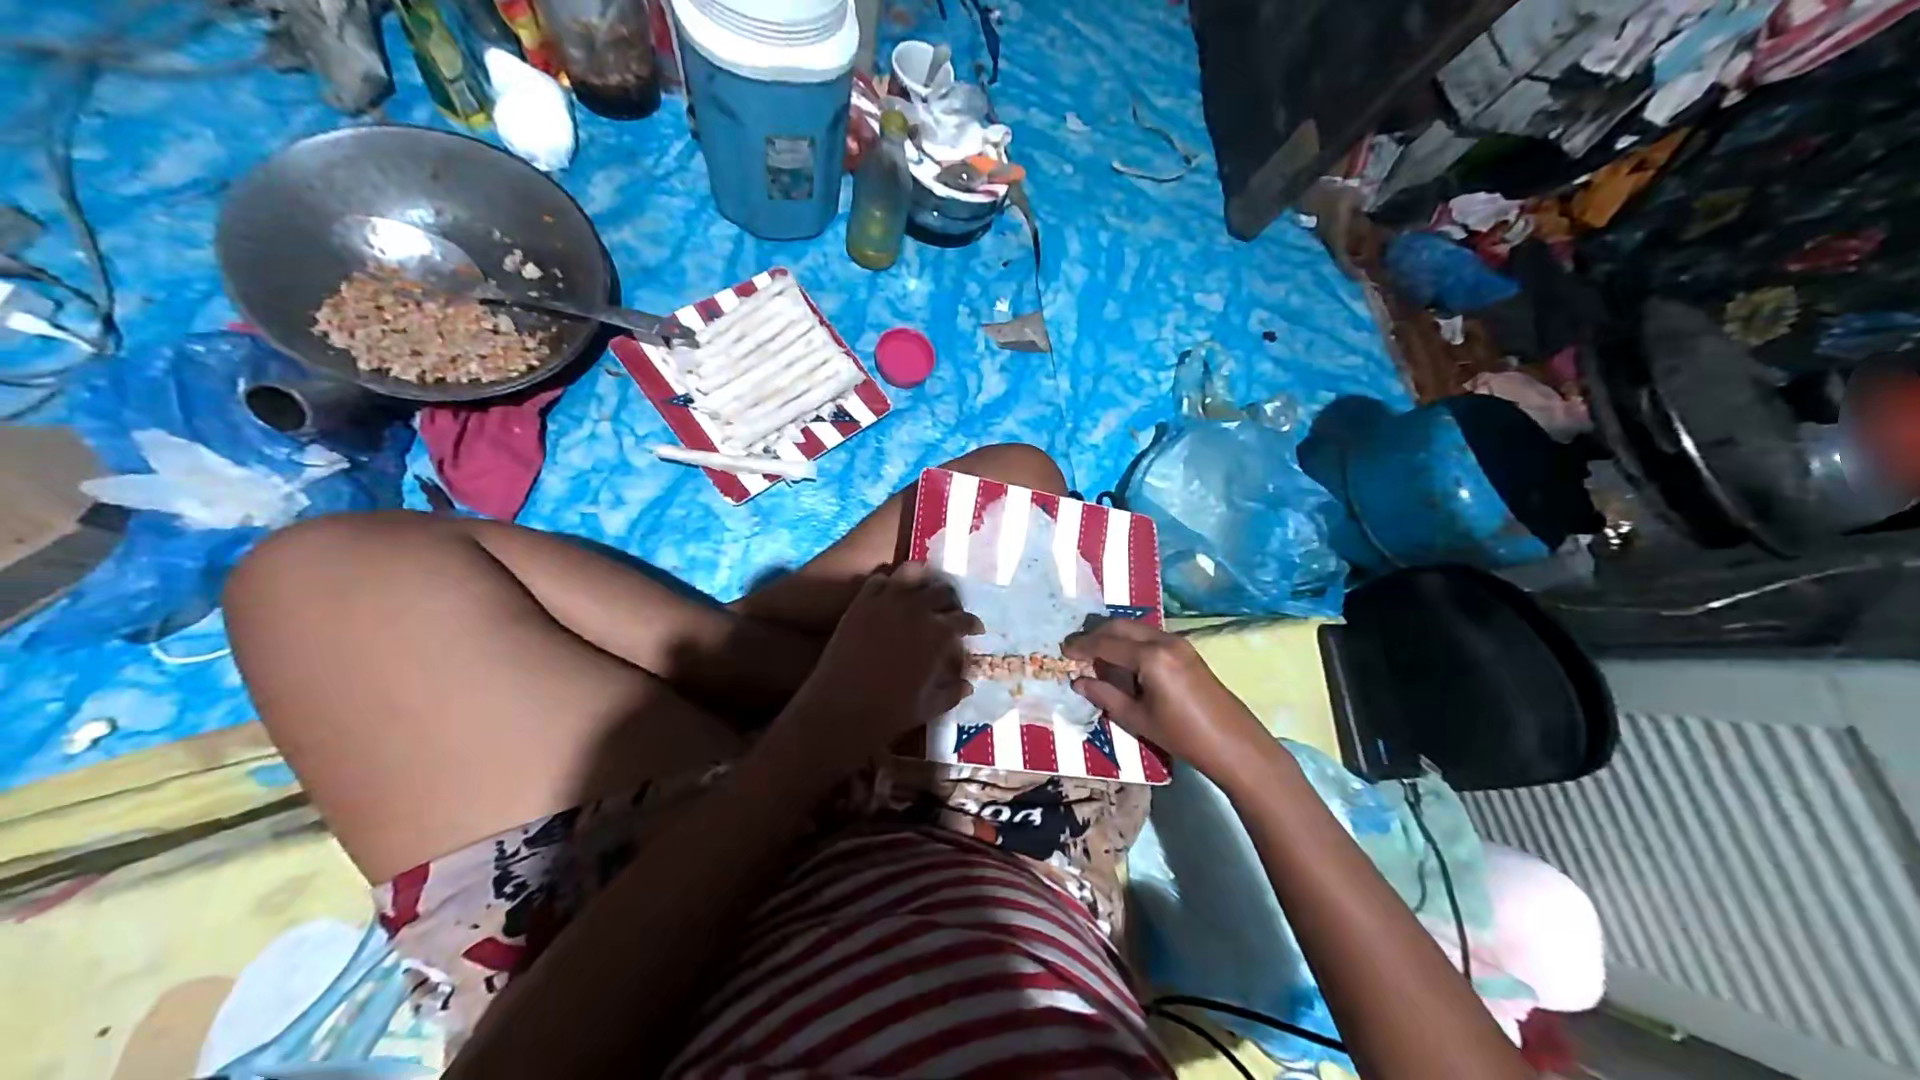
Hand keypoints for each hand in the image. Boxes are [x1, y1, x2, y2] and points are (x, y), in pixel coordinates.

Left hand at [774, 562, 978, 777]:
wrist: (840, 709)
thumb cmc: (889, 713)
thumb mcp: (929, 707)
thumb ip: (952, 692)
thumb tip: (968, 685)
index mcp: (939, 634)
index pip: (964, 619)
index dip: (973, 624)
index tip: (974, 629)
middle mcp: (917, 609)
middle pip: (942, 590)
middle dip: (951, 600)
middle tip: (950, 610)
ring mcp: (887, 601)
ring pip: (912, 573)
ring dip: (923, 581)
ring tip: (923, 593)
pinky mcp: (861, 602)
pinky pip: (880, 580)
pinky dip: (890, 584)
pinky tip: (891, 596)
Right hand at [1063, 619, 1268, 781]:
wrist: (1234, 744)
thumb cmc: (1182, 735)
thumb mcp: (1137, 719)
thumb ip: (1105, 695)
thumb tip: (1078, 681)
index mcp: (1150, 657)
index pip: (1106, 644)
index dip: (1081, 647)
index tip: (1062, 650)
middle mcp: (1163, 641)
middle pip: (1120, 626)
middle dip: (1095, 634)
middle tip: (1075, 649)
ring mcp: (1178, 643)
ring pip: (1135, 628)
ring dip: (1113, 636)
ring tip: (1095, 655)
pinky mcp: (1186, 650)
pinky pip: (1149, 636)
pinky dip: (1130, 642)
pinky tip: (1122, 660)